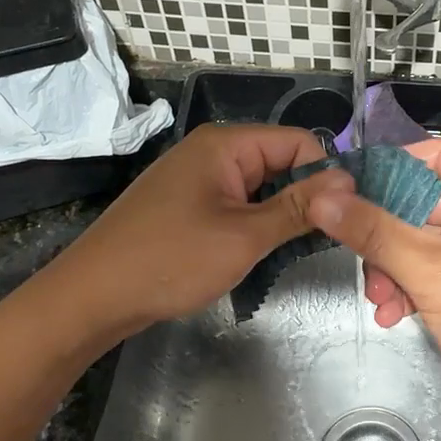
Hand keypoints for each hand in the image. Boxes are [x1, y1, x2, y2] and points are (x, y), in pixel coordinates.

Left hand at [55, 124, 352, 338]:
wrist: (91, 297)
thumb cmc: (170, 261)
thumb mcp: (244, 236)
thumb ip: (299, 207)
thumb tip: (349, 181)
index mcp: (226, 144)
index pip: (300, 143)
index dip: (326, 177)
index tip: (345, 219)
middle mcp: (213, 151)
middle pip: (281, 163)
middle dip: (305, 199)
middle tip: (326, 243)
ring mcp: (197, 177)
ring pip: (261, 187)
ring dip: (280, 216)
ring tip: (294, 253)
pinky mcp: (188, 204)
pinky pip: (237, 203)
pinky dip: (254, 224)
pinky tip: (259, 253)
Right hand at [306, 138, 440, 432]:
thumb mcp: (428, 270)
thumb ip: (373, 230)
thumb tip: (321, 198)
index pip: (434, 154)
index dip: (389, 166)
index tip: (344, 187)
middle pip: (419, 201)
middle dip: (384, 233)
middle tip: (357, 256)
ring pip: (417, 240)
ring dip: (390, 267)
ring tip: (379, 297)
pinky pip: (428, 270)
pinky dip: (407, 287)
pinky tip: (392, 314)